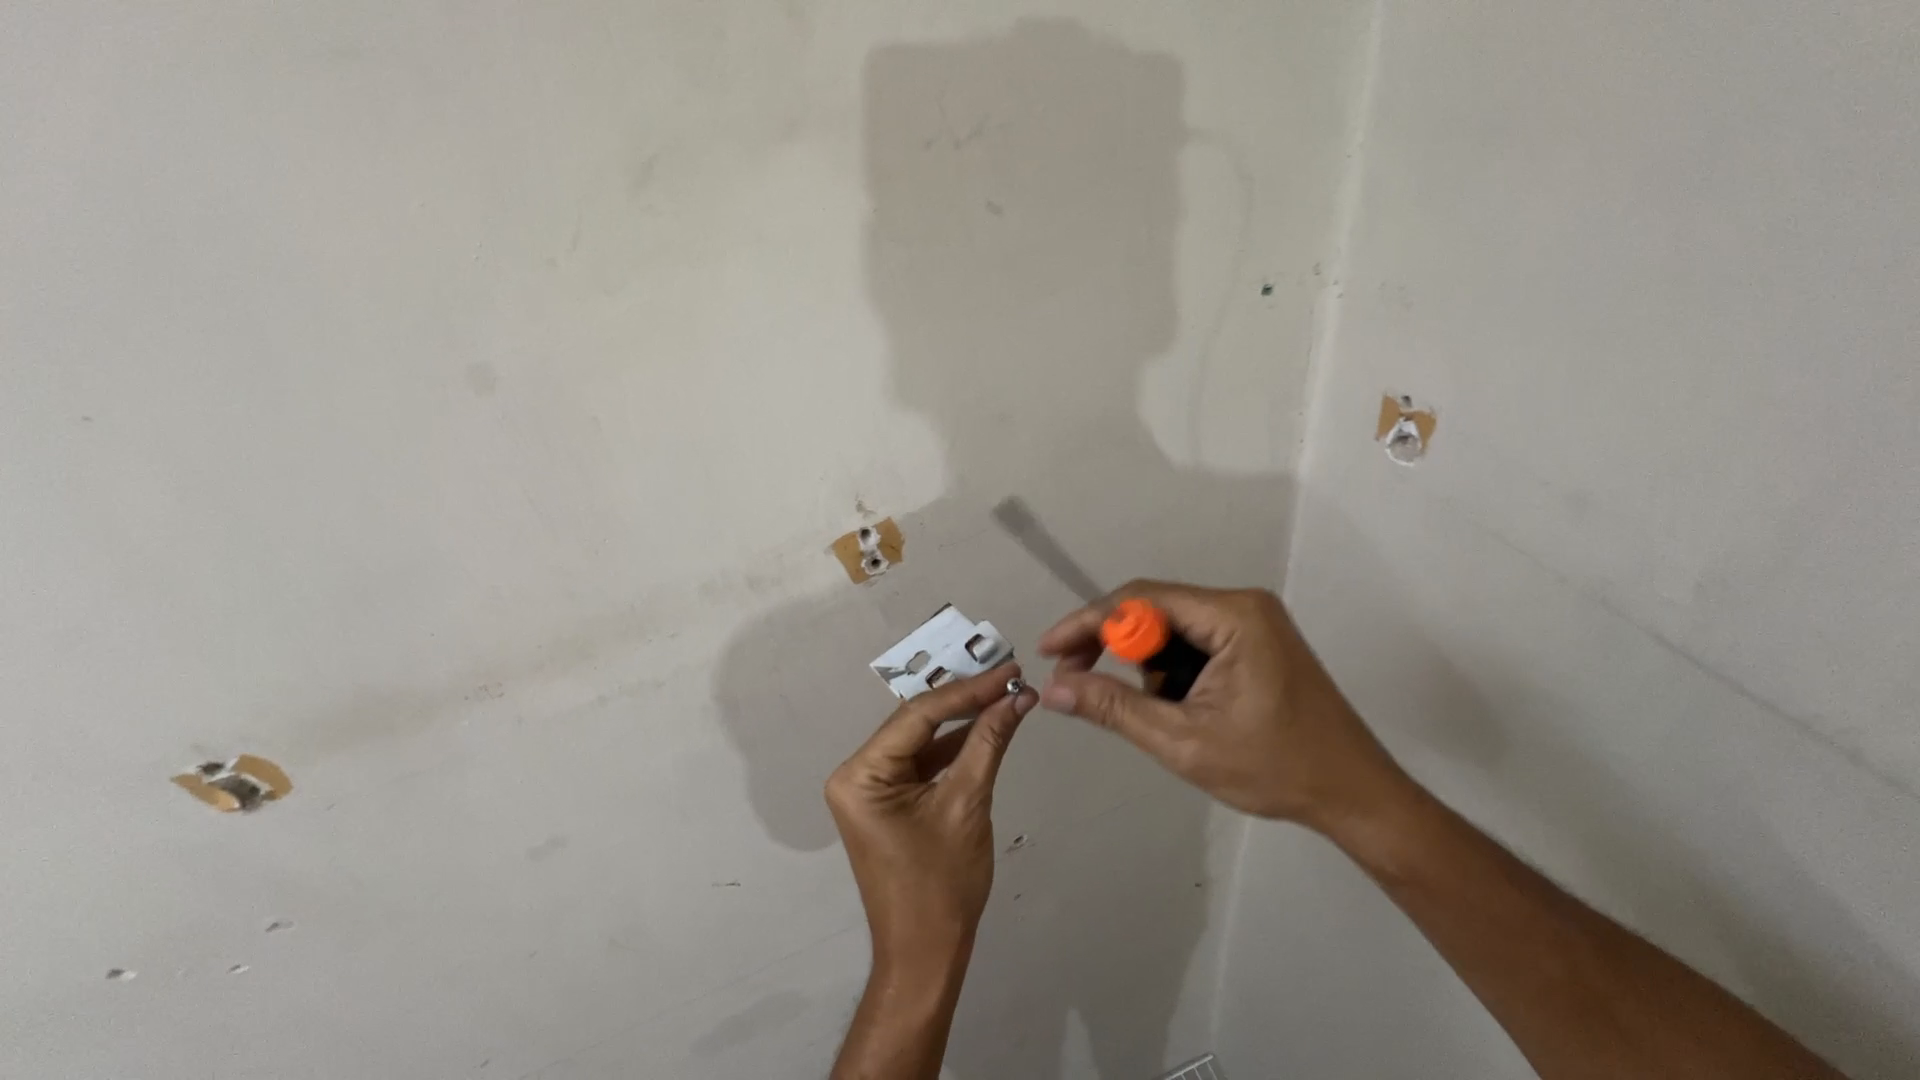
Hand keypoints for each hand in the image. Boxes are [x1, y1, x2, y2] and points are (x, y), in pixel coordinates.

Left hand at [825, 664, 1038, 967]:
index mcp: (861, 774)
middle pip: (917, 722)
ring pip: (922, 739)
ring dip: (964, 721)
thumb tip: (1017, 697)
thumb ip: (988, 742)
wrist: (925, 953)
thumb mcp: (967, 804)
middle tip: (1011, 675)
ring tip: (1007, 694)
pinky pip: (922, 763)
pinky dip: (955, 748)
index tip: (1010, 670)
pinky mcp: (888, 801)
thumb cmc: (941, 885)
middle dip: (966, 700)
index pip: (919, 715)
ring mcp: (870, 787)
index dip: (968, 690)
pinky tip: (988, 727)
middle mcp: (857, 773)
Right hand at [1037, 581, 1405, 831]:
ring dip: (1145, 666)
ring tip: (1150, 714)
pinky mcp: (1256, 645)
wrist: (1355, 794)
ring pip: (1170, 630)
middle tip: (1075, 681)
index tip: (1049, 652)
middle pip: (1153, 610)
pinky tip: (1176, 710)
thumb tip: (1053, 688)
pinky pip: (1193, 645)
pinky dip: (1171, 673)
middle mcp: (1242, 606)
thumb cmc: (1275, 768)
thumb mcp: (1183, 741)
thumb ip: (1114, 707)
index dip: (1088, 622)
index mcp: (1233, 616)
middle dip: (1111, 645)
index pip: (1140, 600)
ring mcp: (1253, 624)